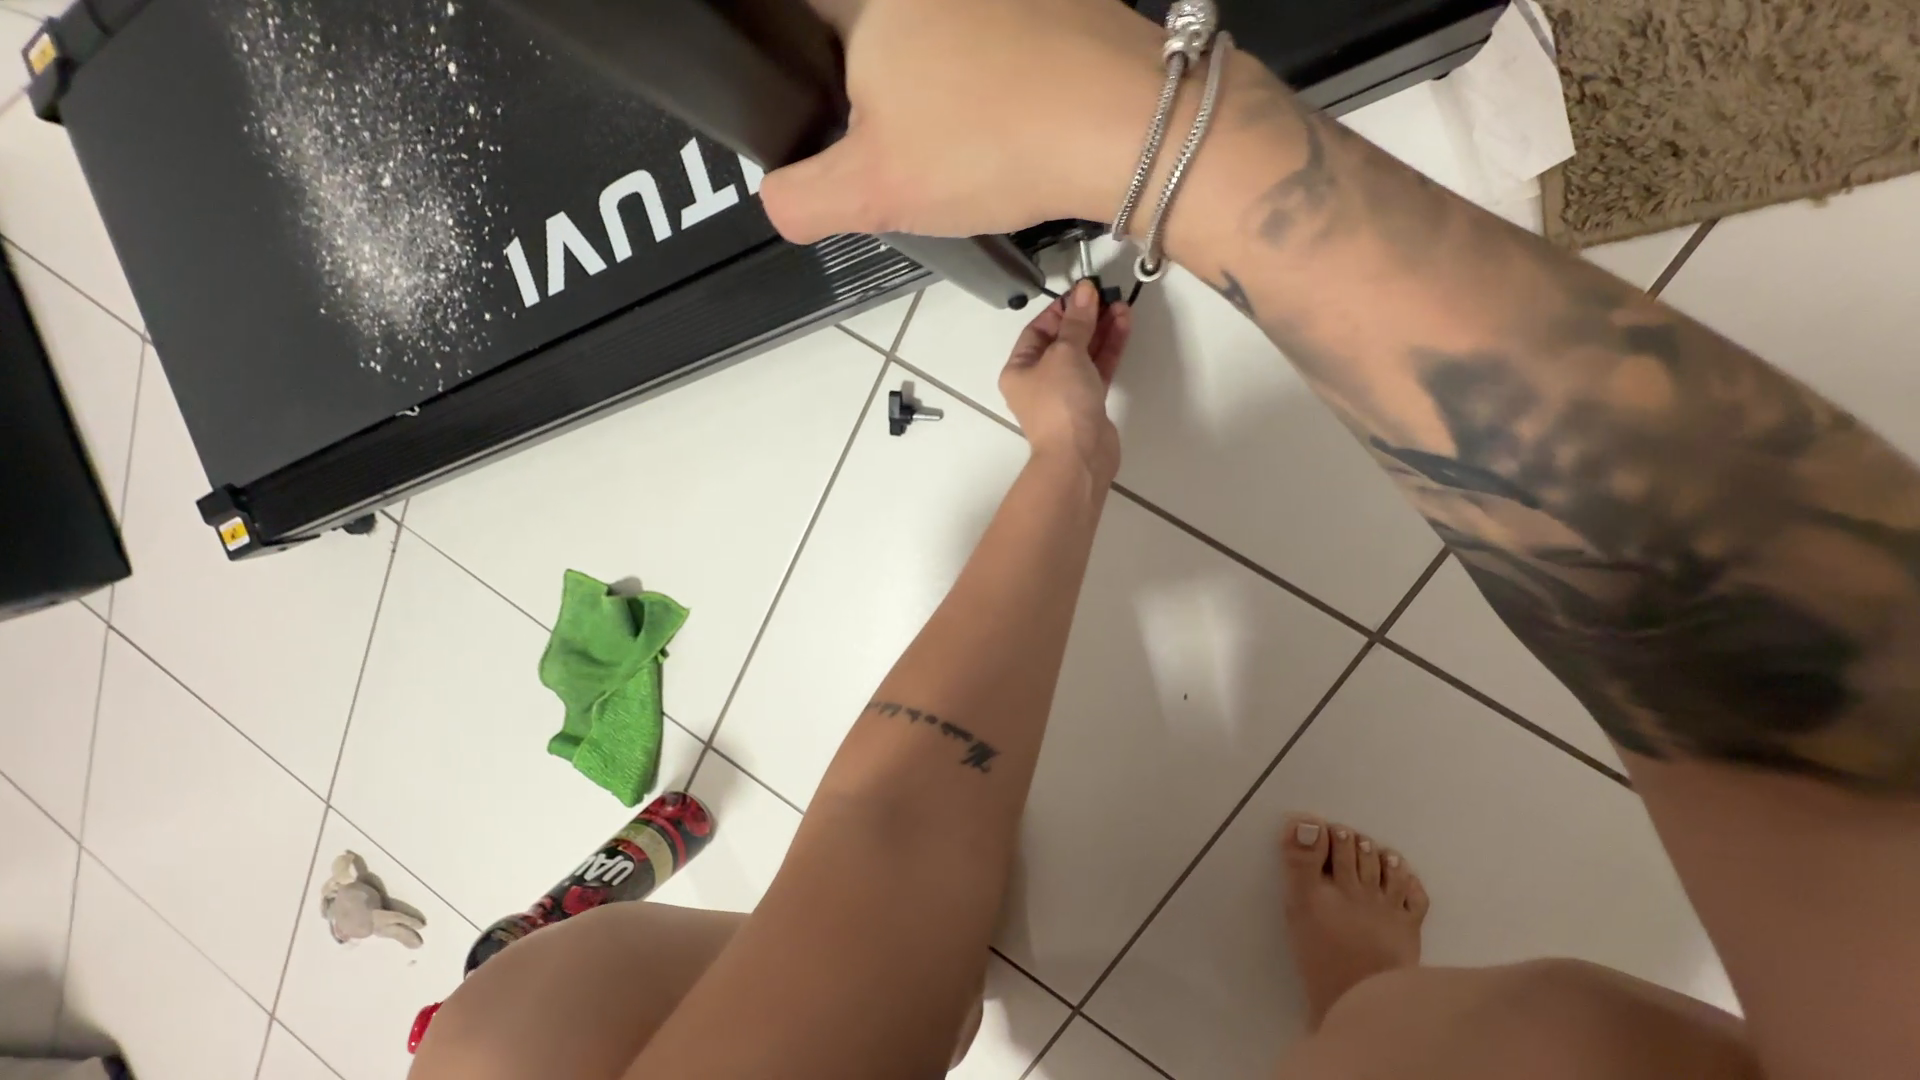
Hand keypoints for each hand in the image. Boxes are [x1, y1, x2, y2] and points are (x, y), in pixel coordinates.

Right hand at [761, 0, 1166, 242]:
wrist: (1123, 127)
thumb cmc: (989, 146)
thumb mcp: (873, 191)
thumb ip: (802, 198)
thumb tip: (779, 200)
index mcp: (869, 4)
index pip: (807, 35)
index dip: (818, 98)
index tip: (854, 142)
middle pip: (873, 46)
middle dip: (883, 105)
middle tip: (918, 158)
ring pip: (937, 49)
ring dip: (942, 100)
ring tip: (971, 149)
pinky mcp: (1046, 2)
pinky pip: (993, 49)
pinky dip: (992, 87)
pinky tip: (1011, 128)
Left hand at [1000, 280, 1130, 482]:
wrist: (1079, 456)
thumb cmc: (1061, 402)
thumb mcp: (1065, 353)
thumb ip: (1078, 321)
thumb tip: (1085, 290)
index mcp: (1019, 369)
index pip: (1038, 329)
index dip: (1061, 308)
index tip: (1084, 291)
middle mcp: (1039, 381)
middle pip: (1063, 340)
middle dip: (1086, 318)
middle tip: (1108, 295)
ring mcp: (1065, 393)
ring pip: (1084, 354)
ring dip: (1102, 330)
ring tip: (1122, 306)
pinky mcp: (1089, 404)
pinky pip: (1098, 369)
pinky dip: (1109, 349)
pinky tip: (1124, 326)